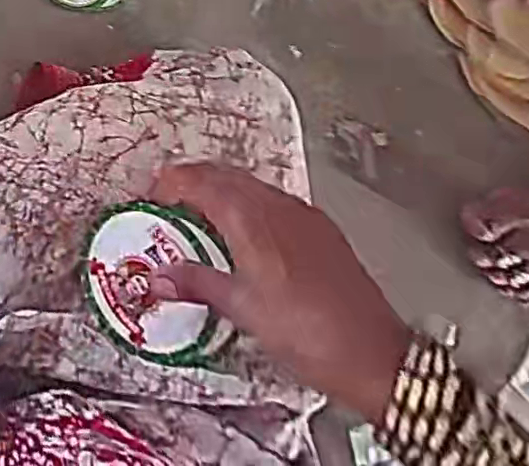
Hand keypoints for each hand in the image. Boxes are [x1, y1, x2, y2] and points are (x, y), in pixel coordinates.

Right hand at [148, 163, 410, 419]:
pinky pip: (272, 196)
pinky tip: (245, 228)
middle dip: (191, 179)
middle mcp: (274, 205)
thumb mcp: (243, 310)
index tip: (153, 194)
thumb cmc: (306, 333)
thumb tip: (157, 277)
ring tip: (201, 211)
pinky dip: (247, 199)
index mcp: (250, 220)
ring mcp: (300, 212)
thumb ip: (197, 284)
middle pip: (223, 173)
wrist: (375, 354)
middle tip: (169, 197)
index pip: (201, 182)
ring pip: (249, 183)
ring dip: (219, 187)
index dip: (172, 182)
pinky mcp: (319, 224)